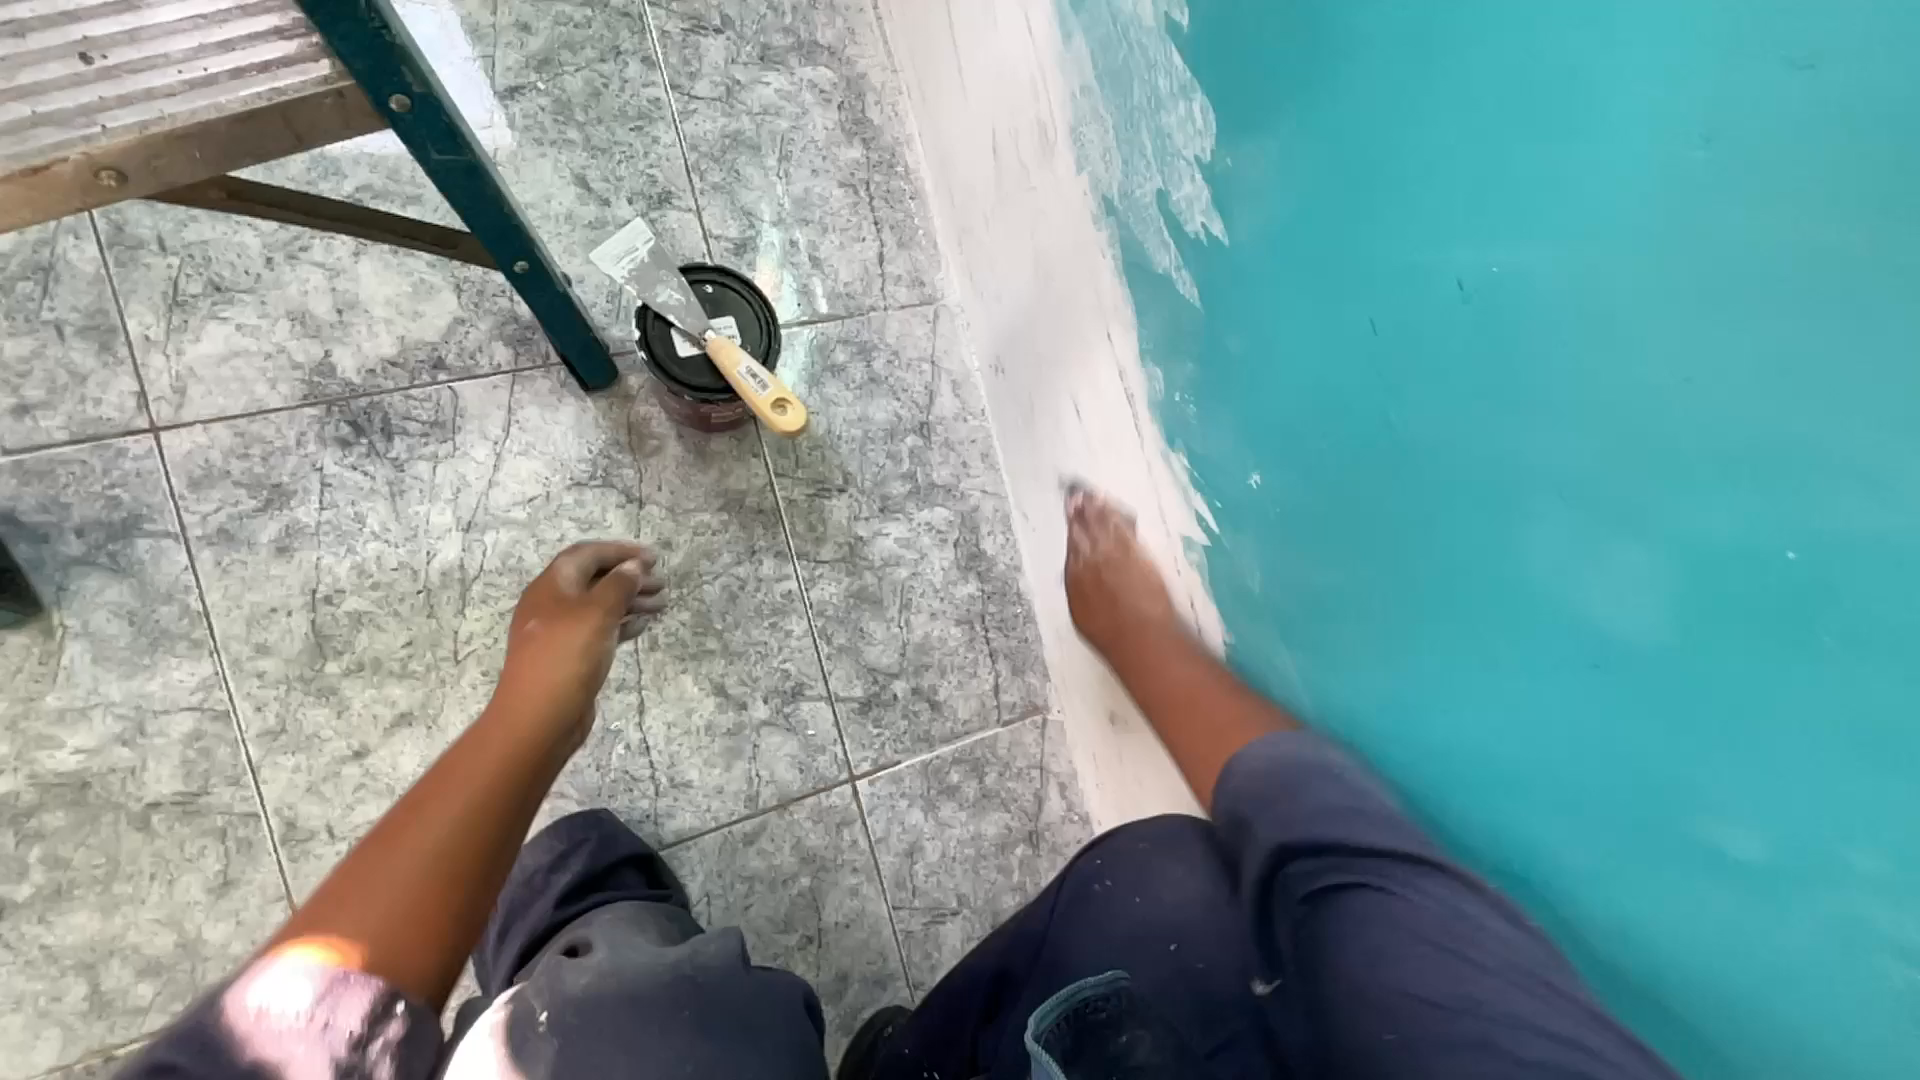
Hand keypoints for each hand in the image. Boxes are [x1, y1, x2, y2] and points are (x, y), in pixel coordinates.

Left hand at [493, 541, 666, 748]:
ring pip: (600, 605)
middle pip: (595, 579)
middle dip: (630, 578)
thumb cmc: (567, 656)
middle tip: (662, 584)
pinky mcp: (570, 655)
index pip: (587, 554)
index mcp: (552, 586)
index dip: (620, 551)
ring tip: (661, 605)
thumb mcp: (597, 613)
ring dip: (630, 601)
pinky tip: (642, 626)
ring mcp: (560, 631)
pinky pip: (599, 629)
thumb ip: (618, 585)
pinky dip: (621, 624)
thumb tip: (634, 566)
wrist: (539, 717)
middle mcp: (553, 604)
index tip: (654, 558)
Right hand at [1064, 485, 1179, 659]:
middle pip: (1086, 529)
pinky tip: (1115, 508)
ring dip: (1098, 509)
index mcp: (1075, 575)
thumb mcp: (1080, 612)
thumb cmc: (1108, 633)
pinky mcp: (1137, 554)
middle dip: (1082, 509)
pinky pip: (1124, 530)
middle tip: (1077, 491)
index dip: (1071, 522)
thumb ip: (1078, 587)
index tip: (1069, 506)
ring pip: (1104, 526)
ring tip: (1093, 495)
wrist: (1139, 635)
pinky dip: (1118, 516)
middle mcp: (1092, 560)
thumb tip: (1076, 574)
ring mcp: (1116, 554)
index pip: (1072, 541)